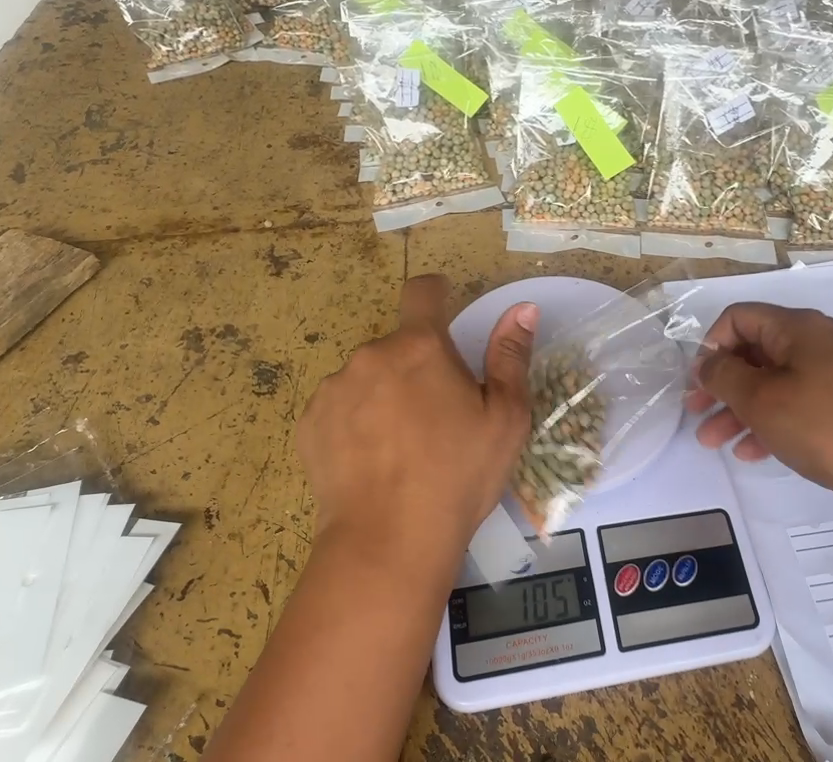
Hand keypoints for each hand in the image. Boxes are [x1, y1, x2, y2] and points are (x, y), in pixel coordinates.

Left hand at [300, 274, 534, 554]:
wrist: (388, 541)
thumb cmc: (458, 475)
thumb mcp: (505, 419)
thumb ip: (511, 356)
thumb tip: (522, 308)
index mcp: (420, 347)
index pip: (422, 292)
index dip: (436, 292)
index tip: (444, 306)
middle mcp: (372, 355)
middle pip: (398, 346)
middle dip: (415, 367)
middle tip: (435, 417)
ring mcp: (334, 389)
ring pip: (366, 378)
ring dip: (383, 395)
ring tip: (400, 448)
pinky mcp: (310, 424)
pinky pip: (338, 409)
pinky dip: (354, 424)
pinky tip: (370, 462)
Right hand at [686, 302, 832, 508]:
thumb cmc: (826, 426)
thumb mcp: (762, 400)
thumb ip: (724, 376)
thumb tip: (706, 362)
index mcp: (798, 327)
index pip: (739, 318)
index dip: (710, 346)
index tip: (699, 384)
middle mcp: (820, 340)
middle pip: (756, 351)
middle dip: (722, 384)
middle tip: (696, 415)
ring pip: (776, 382)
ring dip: (741, 409)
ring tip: (714, 442)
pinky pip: (800, 402)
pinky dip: (773, 421)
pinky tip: (753, 452)